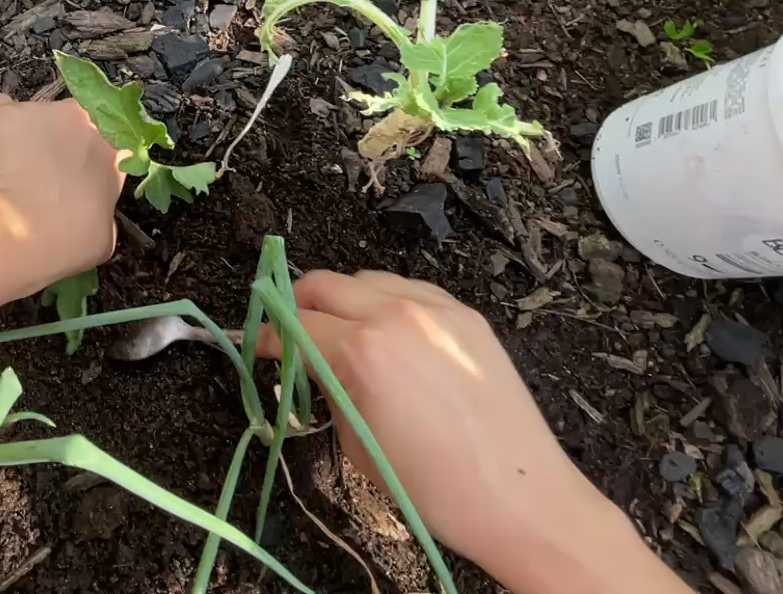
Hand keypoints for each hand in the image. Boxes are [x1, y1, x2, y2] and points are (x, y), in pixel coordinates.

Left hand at [0, 94, 124, 279]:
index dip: (92, 159)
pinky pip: (0, 108)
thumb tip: (90, 210)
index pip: (109, 142)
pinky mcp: (8, 114)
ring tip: (15, 166)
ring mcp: (45, 111)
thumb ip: (102, 210)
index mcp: (113, 150)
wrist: (24, 232)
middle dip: (62, 141)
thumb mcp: (106, 235)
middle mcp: (84, 120)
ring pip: (38, 115)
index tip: (81, 178)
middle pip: (75, 121)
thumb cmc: (70, 240)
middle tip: (48, 173)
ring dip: (30, 135)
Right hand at [262, 270, 689, 593]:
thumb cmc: (432, 487)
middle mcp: (394, 314)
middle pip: (322, 283)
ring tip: (344, 330)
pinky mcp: (465, 314)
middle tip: (292, 332)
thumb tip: (306, 365)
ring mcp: (434, 308)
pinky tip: (392, 333)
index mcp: (361, 349)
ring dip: (343, 298)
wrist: (525, 504)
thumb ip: (324, 387)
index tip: (257, 345)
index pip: (293, 325)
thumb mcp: (355, 441)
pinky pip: (408, 289)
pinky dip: (386, 301)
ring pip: (364, 278)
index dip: (267, 336)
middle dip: (297, 304)